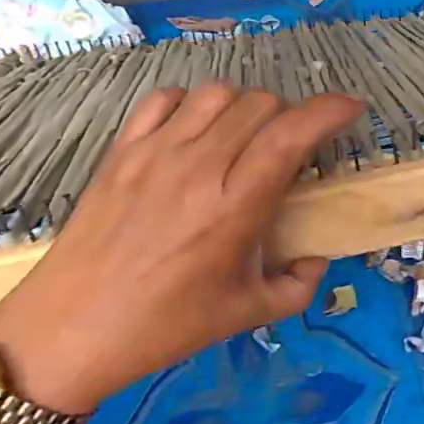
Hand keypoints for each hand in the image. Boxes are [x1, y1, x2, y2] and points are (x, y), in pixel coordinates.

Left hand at [0, 83, 364, 411]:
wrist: (70, 330)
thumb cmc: (165, 326)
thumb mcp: (247, 314)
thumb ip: (299, 284)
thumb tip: (317, 255)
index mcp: (235, 205)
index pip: (292, 132)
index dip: (331, 109)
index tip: (352, 108)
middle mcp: (198, 165)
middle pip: (261, 103)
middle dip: (292, 114)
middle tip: (294, 143)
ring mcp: (155, 151)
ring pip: (217, 93)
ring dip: (246, 105)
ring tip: (247, 135)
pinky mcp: (122, 149)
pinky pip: (165, 99)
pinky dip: (192, 103)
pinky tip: (196, 129)